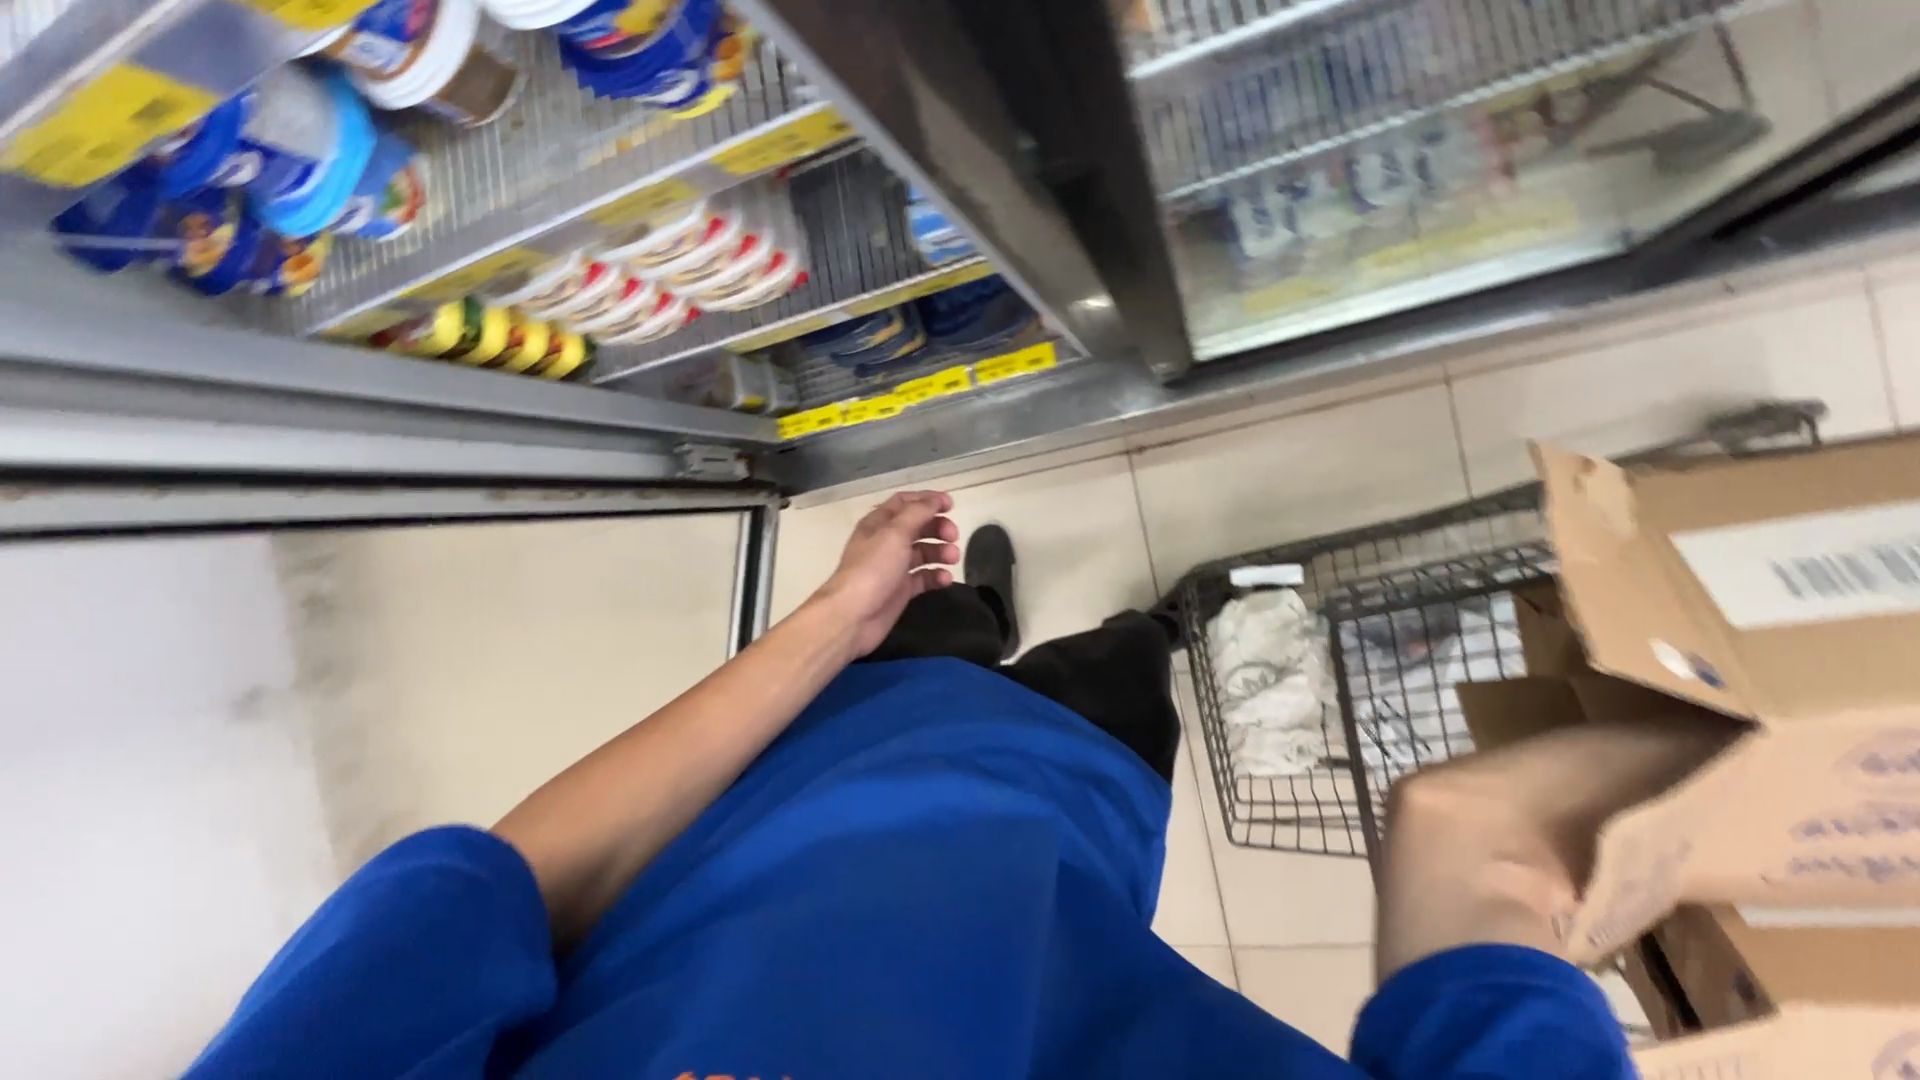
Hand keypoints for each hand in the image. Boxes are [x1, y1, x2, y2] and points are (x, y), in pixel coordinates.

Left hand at [812, 490, 959, 657]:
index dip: (927, 500)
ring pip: (923, 552)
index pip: (905, 502)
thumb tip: (937, 499)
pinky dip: (936, 576)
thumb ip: (918, 512)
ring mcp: (894, 566)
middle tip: (953, 536)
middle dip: (937, 528)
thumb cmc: (873, 568)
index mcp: (879, 523)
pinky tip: (945, 579)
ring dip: (940, 552)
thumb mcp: (895, 533)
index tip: (951, 505)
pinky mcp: (901, 589)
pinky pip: (924, 577)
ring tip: (953, 559)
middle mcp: (886, 542)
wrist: (853, 615)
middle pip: (918, 526)